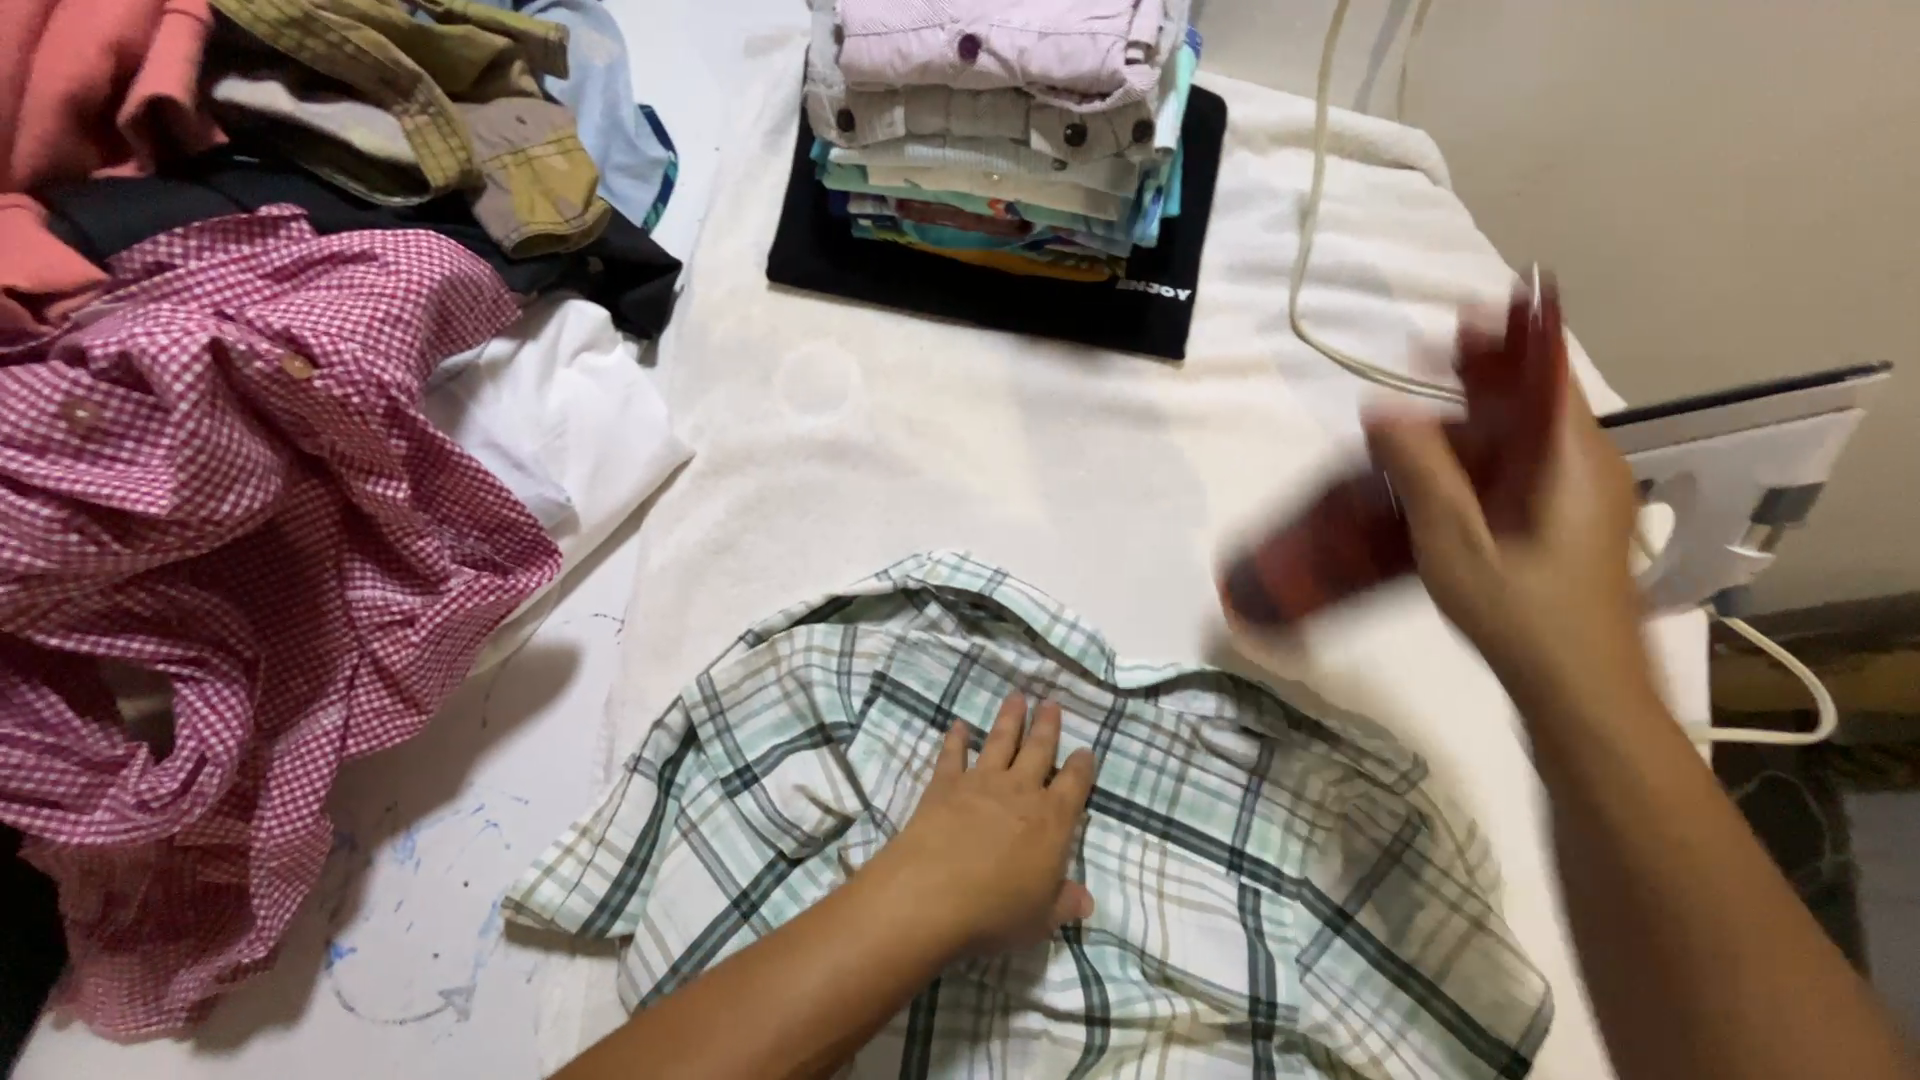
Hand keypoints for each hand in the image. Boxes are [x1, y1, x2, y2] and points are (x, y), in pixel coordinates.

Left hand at [869, 693, 1096, 956]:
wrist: (932, 894)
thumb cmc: (995, 912)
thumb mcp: (1040, 919)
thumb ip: (1064, 903)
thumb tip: (1086, 899)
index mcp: (1052, 821)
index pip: (1075, 785)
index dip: (1082, 767)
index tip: (1086, 750)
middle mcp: (1020, 791)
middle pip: (1039, 750)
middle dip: (1047, 726)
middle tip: (1051, 703)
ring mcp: (980, 783)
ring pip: (1000, 741)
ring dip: (1009, 718)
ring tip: (1016, 696)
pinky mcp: (944, 784)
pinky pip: (952, 755)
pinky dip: (955, 738)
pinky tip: (957, 725)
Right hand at [1365, 331, 1657, 715]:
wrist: (1580, 693)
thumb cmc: (1524, 616)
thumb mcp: (1458, 544)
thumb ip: (1423, 474)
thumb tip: (1382, 412)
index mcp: (1572, 461)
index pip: (1546, 377)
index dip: (1504, 343)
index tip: (1460, 321)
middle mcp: (1583, 469)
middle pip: (1530, 405)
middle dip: (1477, 380)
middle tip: (1417, 364)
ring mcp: (1575, 501)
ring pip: (1519, 443)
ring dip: (1468, 426)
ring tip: (1407, 423)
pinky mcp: (1560, 529)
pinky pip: (1515, 476)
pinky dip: (1475, 463)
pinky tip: (1430, 477)